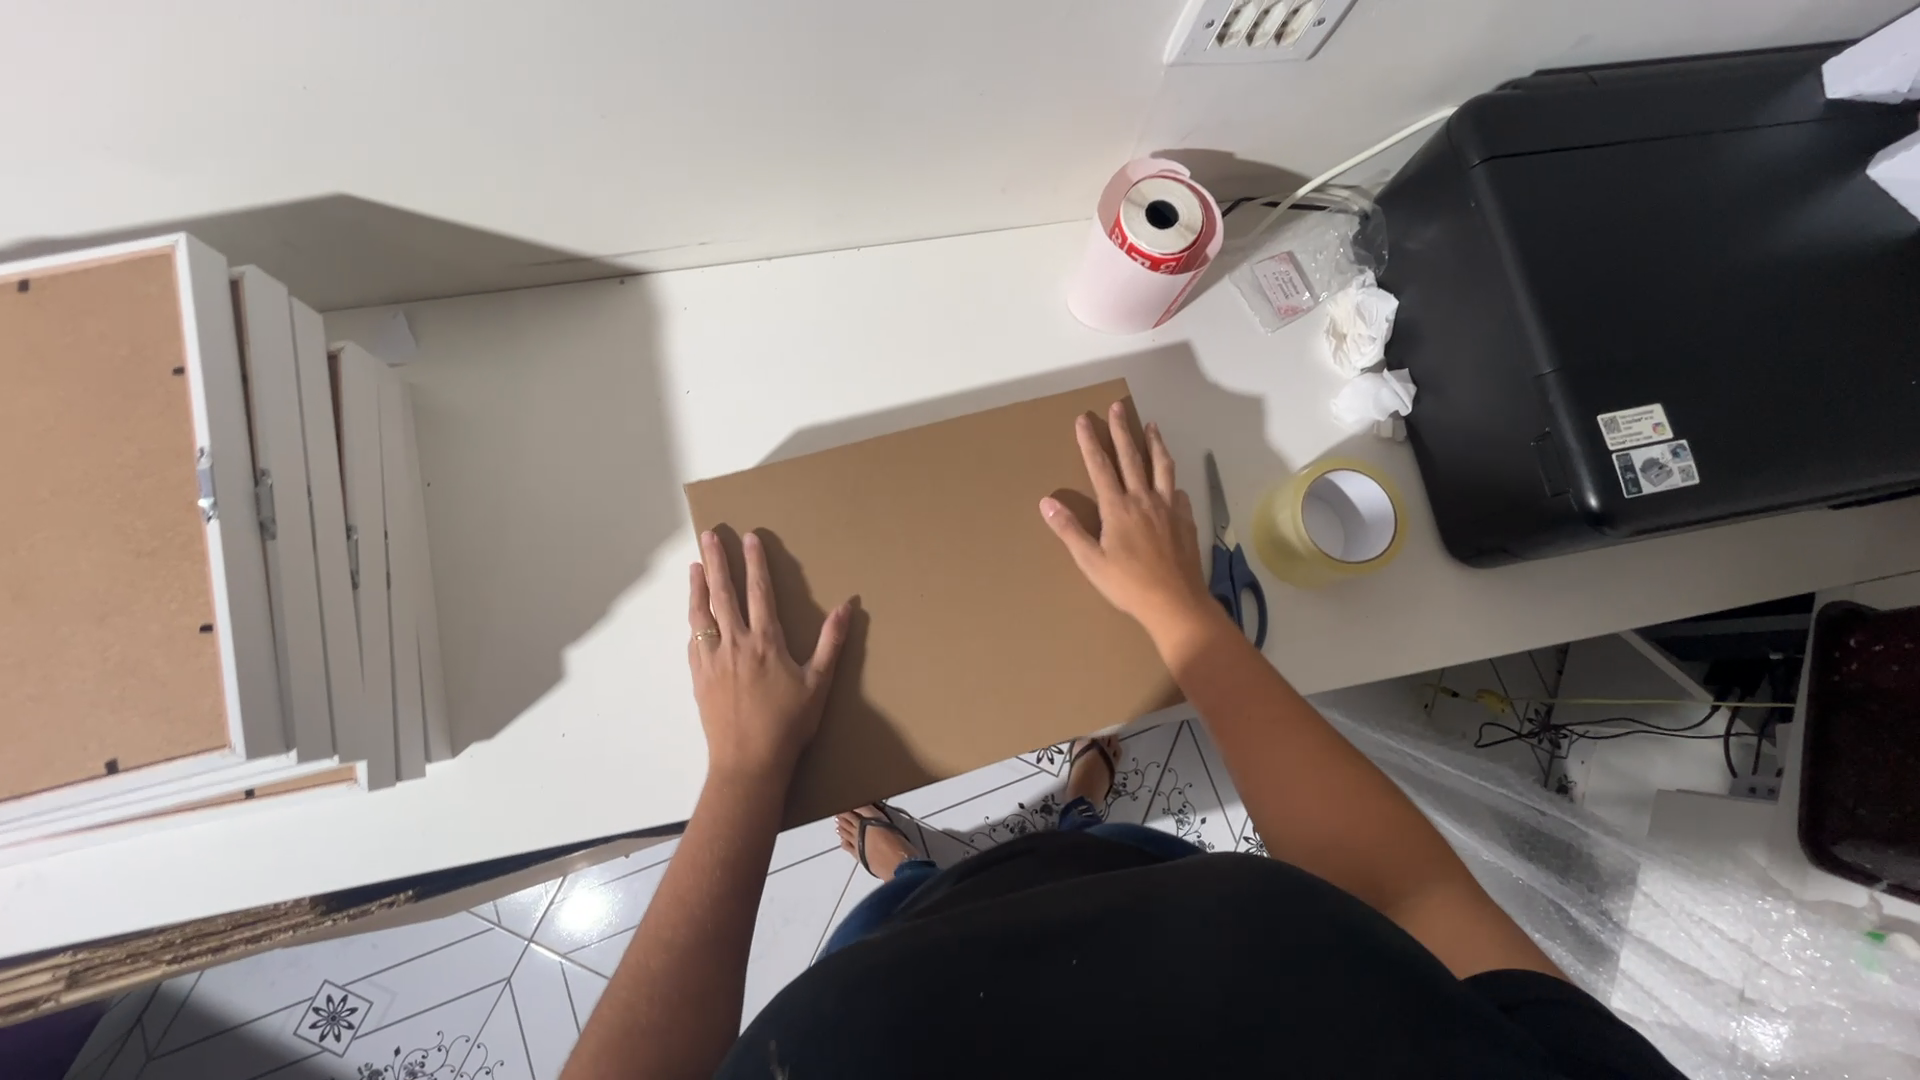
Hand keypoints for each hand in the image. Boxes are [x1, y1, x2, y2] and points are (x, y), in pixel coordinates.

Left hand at [688, 529, 850, 779]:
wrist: (748, 762)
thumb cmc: (788, 724)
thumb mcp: (819, 683)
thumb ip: (831, 643)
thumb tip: (847, 607)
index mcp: (766, 642)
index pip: (759, 592)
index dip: (755, 563)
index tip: (750, 539)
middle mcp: (735, 644)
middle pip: (723, 594)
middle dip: (717, 562)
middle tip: (710, 536)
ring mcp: (713, 660)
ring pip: (702, 613)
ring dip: (698, 585)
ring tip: (695, 564)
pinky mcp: (699, 677)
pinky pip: (693, 639)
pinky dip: (693, 619)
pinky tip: (693, 613)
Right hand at [1039, 403, 1219, 644]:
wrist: (1175, 602)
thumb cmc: (1127, 584)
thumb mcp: (1090, 561)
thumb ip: (1069, 530)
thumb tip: (1046, 503)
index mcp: (1117, 508)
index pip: (1100, 467)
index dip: (1090, 442)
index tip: (1084, 419)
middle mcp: (1144, 500)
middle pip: (1132, 457)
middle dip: (1122, 430)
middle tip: (1117, 407)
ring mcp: (1168, 509)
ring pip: (1161, 467)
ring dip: (1155, 443)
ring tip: (1152, 425)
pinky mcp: (1185, 521)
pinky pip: (1178, 492)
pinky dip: (1171, 481)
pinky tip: (1171, 482)